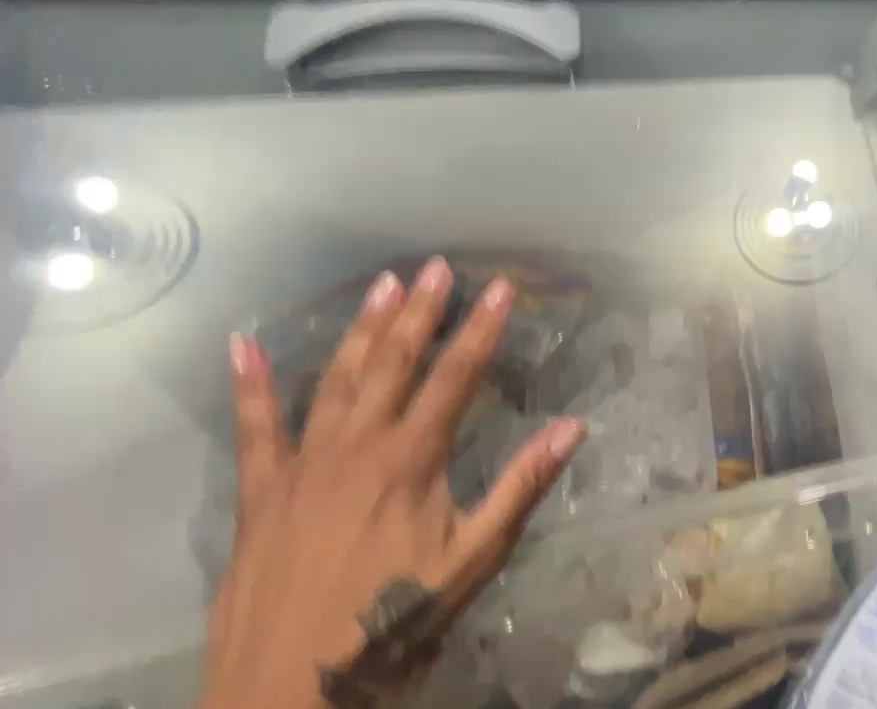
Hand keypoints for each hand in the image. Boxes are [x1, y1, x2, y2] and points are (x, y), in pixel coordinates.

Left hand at [198, 259, 585, 708]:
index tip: (501, 287)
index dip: (481, 330)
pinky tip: (244, 346)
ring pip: (335, 382)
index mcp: (410, 462)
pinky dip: (250, 386)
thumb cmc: (393, 620)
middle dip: (418, 313)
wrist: (286, 690)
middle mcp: (355, 449)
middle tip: (435, 268)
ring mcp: (302, 467)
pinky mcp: (261, 494)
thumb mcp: (473, 558)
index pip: (455, 378)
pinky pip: (254, 430)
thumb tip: (573, 427)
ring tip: (380, 285)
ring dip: (359, 331)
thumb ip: (521, 486)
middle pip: (392, 365)